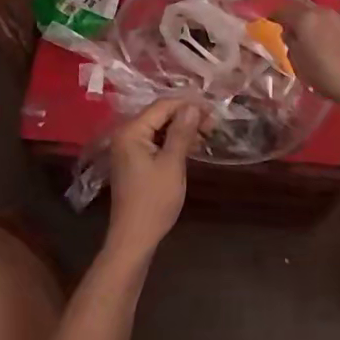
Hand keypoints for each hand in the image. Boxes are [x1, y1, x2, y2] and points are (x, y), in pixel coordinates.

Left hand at [104, 99, 202, 258]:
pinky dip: (172, 141)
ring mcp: (127, 147)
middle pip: (158, 115)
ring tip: (207, 135)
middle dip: (185, 116)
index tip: (213, 111)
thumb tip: (193, 106)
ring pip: (157, 128)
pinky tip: (190, 146)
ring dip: (180, 129)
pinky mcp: (132, 159)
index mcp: (131, 130)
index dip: (188, 105)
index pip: (161, 106)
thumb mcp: (172, 164)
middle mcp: (125, 133)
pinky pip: (154, 142)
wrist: (135, 235)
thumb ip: (181, 132)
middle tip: (213, 125)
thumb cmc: (154, 200)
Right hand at [281, 7, 339, 109]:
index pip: (282, 10)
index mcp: (305, 18)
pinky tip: (335, 47)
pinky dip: (332, 32)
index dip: (274, 17)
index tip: (270, 24)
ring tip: (316, 42)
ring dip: (316, 26)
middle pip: (304, 11)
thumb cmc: (326, 75)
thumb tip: (289, 33)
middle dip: (297, 21)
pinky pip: (338, 25)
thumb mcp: (298, 63)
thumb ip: (290, 43)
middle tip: (294, 36)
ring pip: (323, 18)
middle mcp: (324, 12)